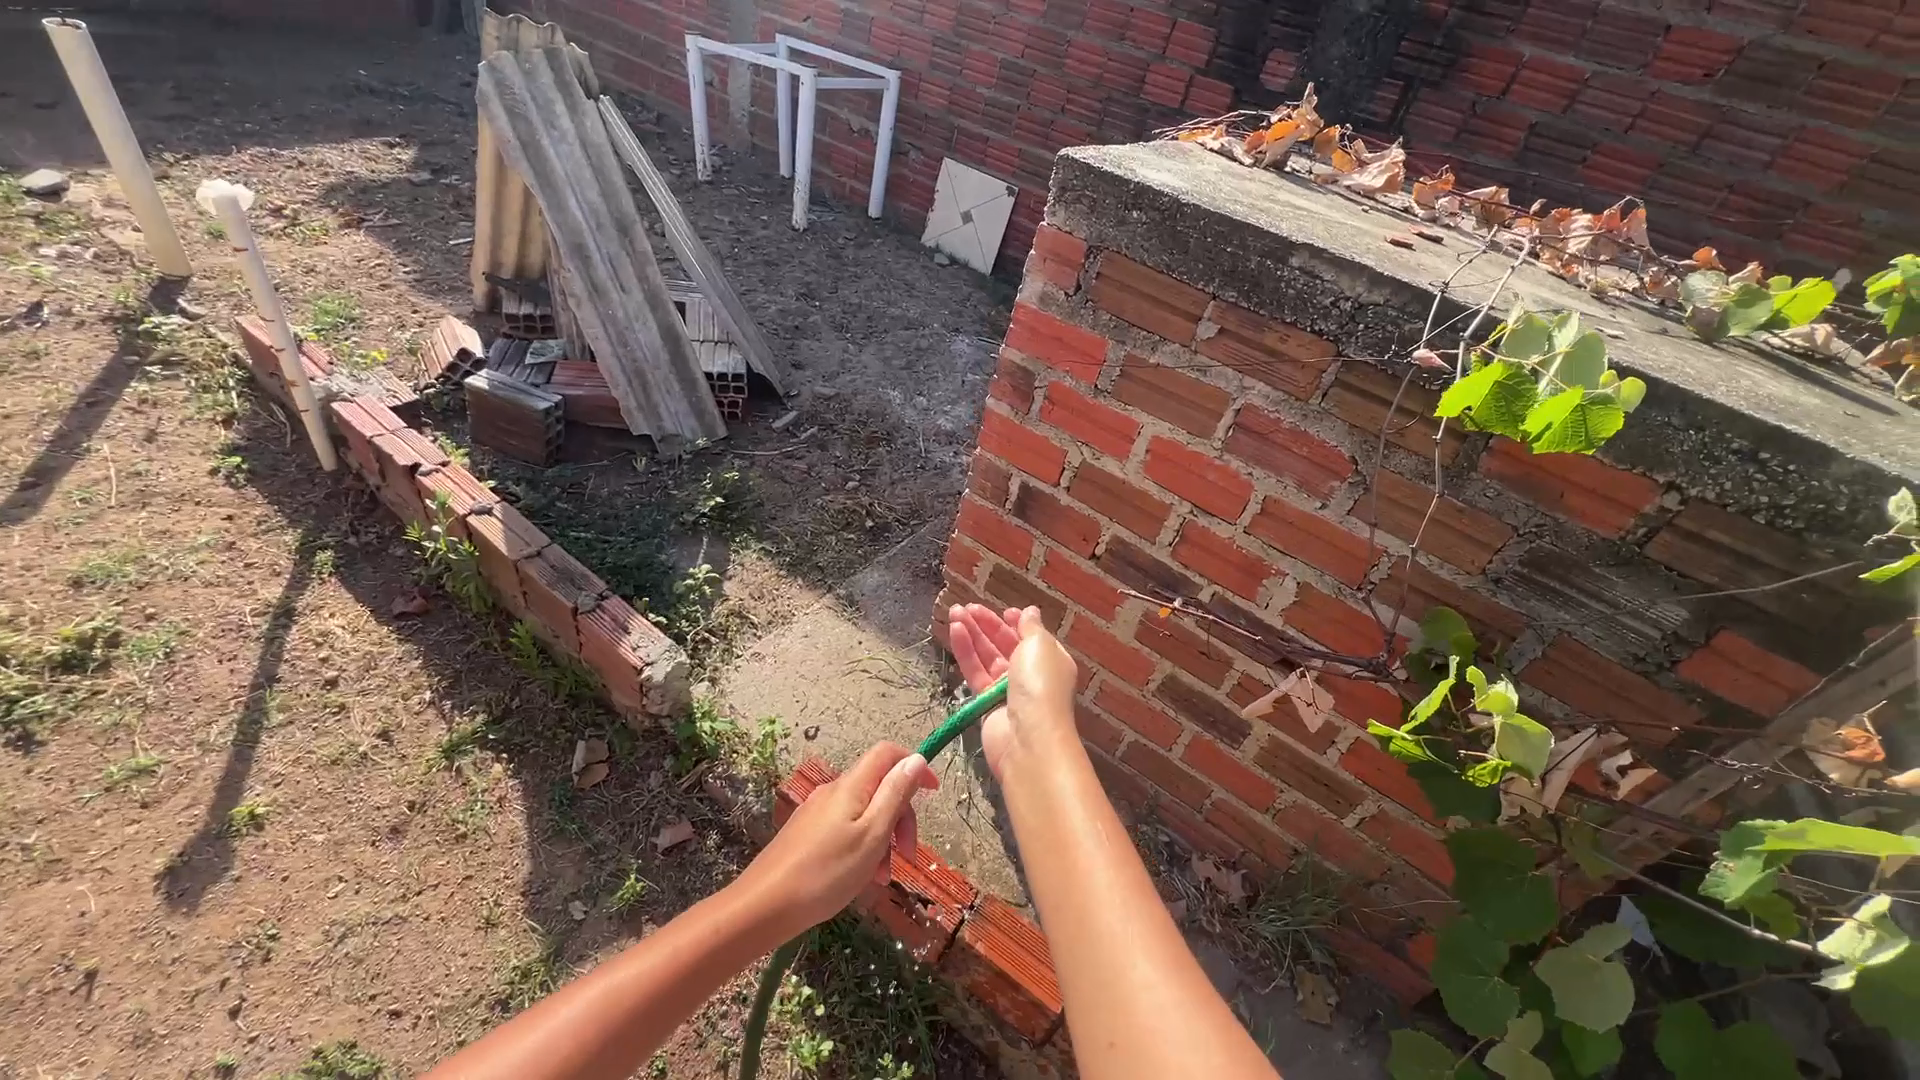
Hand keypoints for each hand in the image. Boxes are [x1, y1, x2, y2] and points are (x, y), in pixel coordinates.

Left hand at [734, 742, 937, 937]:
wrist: (763, 907)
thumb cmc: (826, 873)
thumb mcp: (872, 835)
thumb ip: (895, 794)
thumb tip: (916, 759)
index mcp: (852, 785)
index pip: (888, 753)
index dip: (914, 765)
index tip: (933, 794)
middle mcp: (833, 791)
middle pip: (880, 786)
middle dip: (901, 816)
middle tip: (907, 855)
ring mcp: (817, 812)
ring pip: (864, 812)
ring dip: (882, 839)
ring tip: (881, 878)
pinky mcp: (807, 833)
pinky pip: (846, 828)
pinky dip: (863, 847)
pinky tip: (859, 879)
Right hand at [946, 604, 1078, 776]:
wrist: (1028, 738)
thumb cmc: (1040, 685)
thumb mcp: (1041, 646)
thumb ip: (1031, 627)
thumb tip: (1029, 611)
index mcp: (1050, 659)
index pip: (1030, 637)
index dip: (1016, 623)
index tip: (1002, 612)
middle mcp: (1030, 674)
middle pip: (1005, 644)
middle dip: (986, 624)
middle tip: (965, 607)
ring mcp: (1007, 690)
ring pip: (986, 656)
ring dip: (971, 634)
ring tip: (954, 612)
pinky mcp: (986, 702)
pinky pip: (974, 671)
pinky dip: (965, 651)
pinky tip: (955, 631)